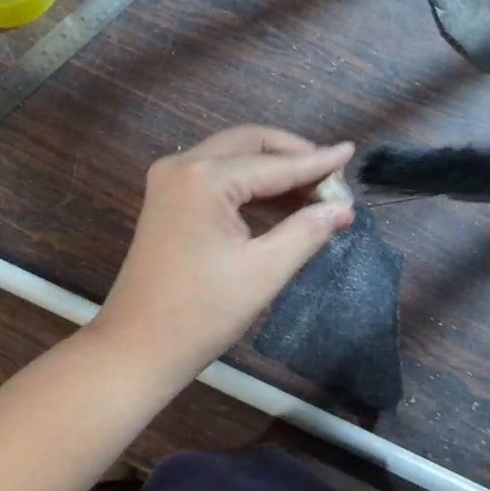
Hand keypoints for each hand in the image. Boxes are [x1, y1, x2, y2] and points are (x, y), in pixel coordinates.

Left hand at [94, 127, 355, 380]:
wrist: (136, 346)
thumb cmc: (201, 313)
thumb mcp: (263, 272)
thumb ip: (306, 231)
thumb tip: (342, 208)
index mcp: (204, 177)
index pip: (274, 164)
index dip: (317, 162)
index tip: (352, 151)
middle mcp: (182, 165)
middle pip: (249, 144)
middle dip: (293, 155)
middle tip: (333, 177)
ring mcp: (169, 180)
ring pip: (232, 156)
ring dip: (272, 166)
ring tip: (315, 188)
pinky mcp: (167, 199)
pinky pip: (216, 175)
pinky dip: (249, 182)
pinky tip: (280, 199)